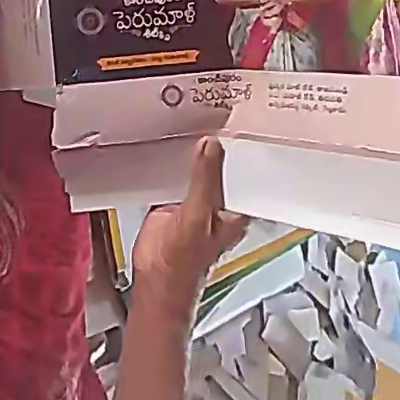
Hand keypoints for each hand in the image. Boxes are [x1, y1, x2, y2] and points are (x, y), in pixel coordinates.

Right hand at [132, 139, 249, 307]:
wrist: (154, 282)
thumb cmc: (183, 263)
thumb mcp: (197, 214)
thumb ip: (205, 179)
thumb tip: (211, 146)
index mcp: (235, 209)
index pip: (245, 172)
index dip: (243, 150)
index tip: (238, 125)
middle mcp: (218, 203)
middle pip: (221, 168)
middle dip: (217, 147)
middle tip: (214, 117)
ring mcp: (196, 201)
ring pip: (199, 170)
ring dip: (195, 154)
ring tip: (193, 124)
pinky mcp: (174, 200)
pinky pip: (176, 176)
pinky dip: (173, 164)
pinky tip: (170, 146)